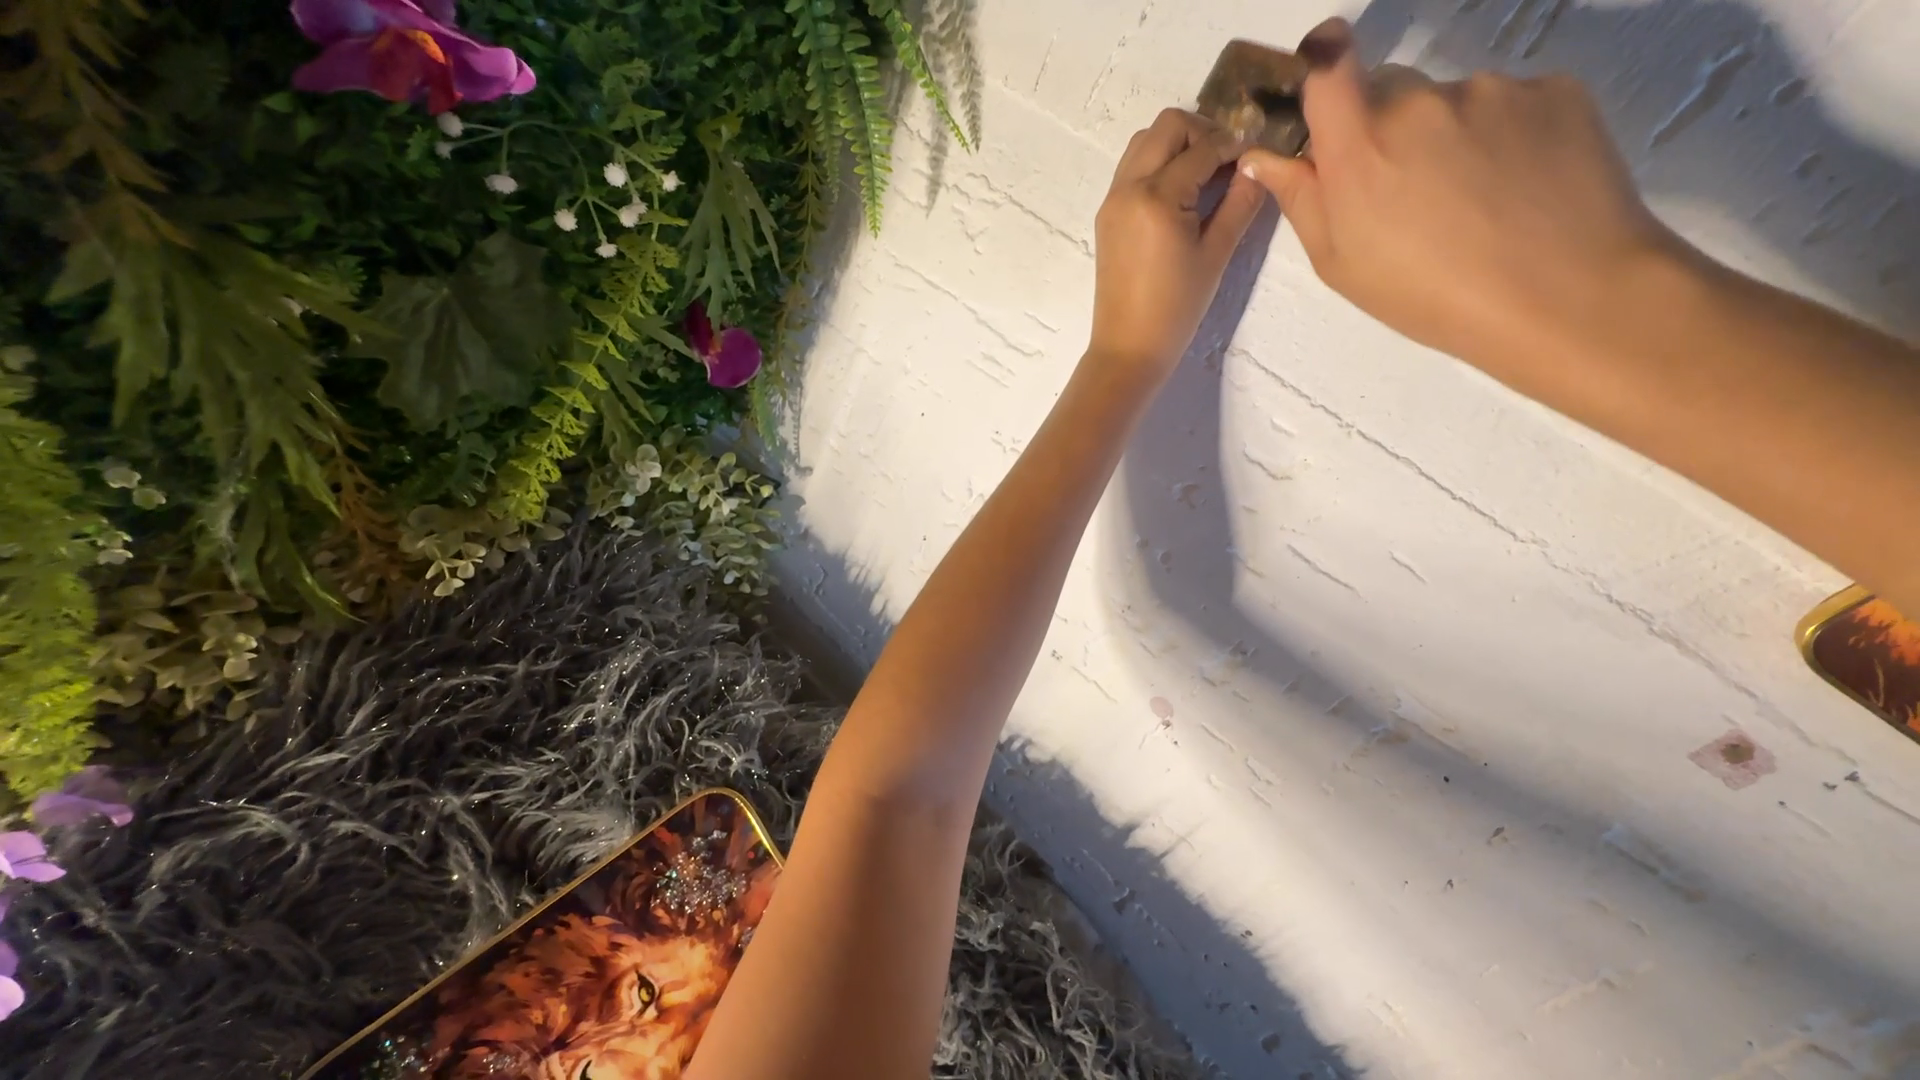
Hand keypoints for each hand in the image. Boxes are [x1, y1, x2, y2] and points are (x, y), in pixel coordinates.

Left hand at [1089, 108, 1268, 375]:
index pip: (1203, 148)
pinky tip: (1182, 191)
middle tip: (1228, 160)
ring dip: (1177, 144)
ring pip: (1144, 141)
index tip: (1257, 154)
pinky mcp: (1106, 214)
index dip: (1235, 145)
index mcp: (1157, 197)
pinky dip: (1158, 163)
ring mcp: (1112, 199)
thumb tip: (1258, 164)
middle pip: (1167, 126)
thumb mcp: (1217, 254)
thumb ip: (1240, 202)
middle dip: (1202, 132)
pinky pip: (1132, 167)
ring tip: (1205, 175)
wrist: (1129, 346)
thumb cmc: (1177, 307)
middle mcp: (1128, 188)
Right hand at [1240, 19, 1683, 379]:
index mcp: (1359, 144)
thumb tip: (1266, 156)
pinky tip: (1517, 187)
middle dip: (1385, 125)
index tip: (1326, 82)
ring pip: (1451, 100)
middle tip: (1407, 188)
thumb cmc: (1429, 295)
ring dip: (1448, 135)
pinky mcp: (1555, 89)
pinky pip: (1511, 102)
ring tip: (1474, 199)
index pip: (1327, 62)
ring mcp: (1492, 90)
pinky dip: (1505, 136)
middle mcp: (1421, 100)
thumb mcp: (1341, 265)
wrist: (1563, 295)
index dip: (1321, 59)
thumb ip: (1301, 199)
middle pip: (1388, 88)